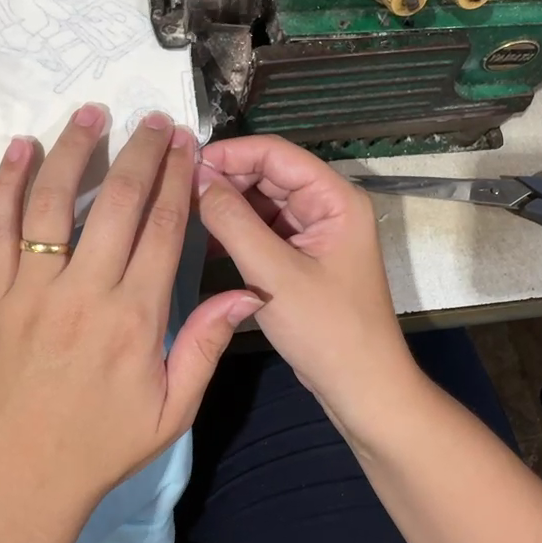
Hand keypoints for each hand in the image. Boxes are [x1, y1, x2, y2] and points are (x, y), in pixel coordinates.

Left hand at [0, 103, 265, 523]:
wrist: (16, 480)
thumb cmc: (101, 447)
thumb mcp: (171, 411)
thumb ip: (205, 344)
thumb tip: (246, 290)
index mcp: (134, 316)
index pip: (164, 227)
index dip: (178, 178)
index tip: (186, 142)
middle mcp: (84, 290)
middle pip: (118, 202)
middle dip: (141, 153)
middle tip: (154, 118)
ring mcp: (32, 288)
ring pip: (53, 202)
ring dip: (74, 151)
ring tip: (91, 112)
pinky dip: (5, 184)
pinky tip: (18, 148)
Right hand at [195, 135, 417, 417]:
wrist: (362, 389)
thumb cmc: (327, 329)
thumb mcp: (273, 273)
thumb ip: (232, 221)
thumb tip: (197, 178)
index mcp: (335, 198)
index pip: (276, 153)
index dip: (231, 153)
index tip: (187, 164)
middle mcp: (327, 205)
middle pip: (269, 174)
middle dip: (226, 180)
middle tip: (179, 192)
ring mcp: (315, 231)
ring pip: (263, 202)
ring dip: (228, 206)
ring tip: (184, 214)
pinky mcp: (303, 256)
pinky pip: (265, 229)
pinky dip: (237, 231)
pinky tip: (205, 242)